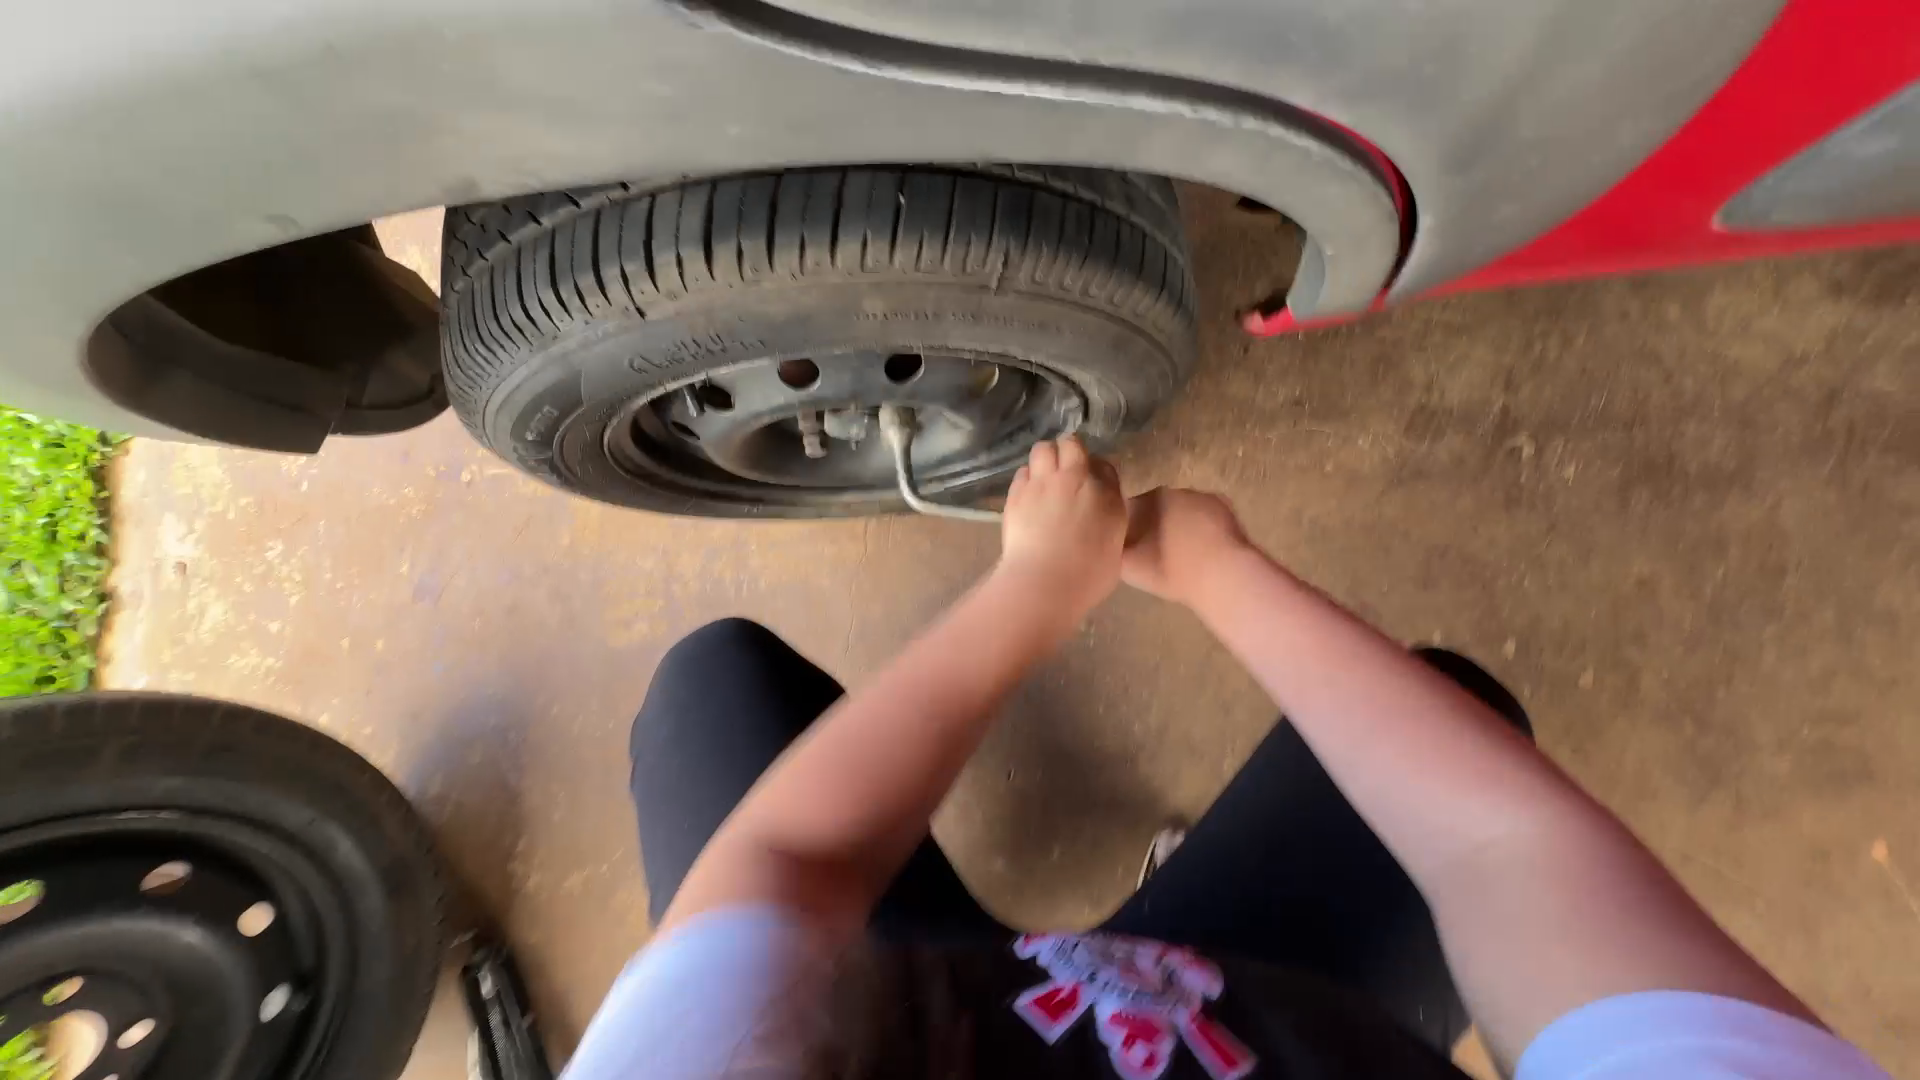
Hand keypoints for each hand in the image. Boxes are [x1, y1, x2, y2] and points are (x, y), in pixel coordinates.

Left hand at [997, 436, 1128, 614]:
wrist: (1045, 582)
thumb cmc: (1087, 578)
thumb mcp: (1113, 549)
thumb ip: (1108, 522)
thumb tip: (1098, 516)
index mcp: (1108, 496)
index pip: (1104, 466)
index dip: (1096, 470)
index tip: (1091, 481)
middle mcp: (1077, 480)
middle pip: (1072, 444)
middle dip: (1068, 451)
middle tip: (1065, 469)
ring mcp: (1044, 482)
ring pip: (1042, 449)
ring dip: (1045, 458)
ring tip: (1043, 475)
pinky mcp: (1017, 493)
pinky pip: (1022, 472)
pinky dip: (1026, 478)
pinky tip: (1027, 494)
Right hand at [1121, 488, 1251, 604]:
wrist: (1222, 577)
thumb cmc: (1170, 571)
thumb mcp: (1127, 566)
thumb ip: (1114, 548)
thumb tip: (1108, 542)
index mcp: (1146, 500)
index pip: (1128, 509)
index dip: (1127, 528)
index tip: (1130, 547)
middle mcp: (1173, 490)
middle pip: (1156, 506)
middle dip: (1155, 523)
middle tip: (1156, 551)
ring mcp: (1202, 495)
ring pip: (1183, 508)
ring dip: (1181, 524)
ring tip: (1183, 551)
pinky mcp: (1225, 505)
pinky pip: (1207, 513)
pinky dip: (1205, 526)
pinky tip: (1205, 547)